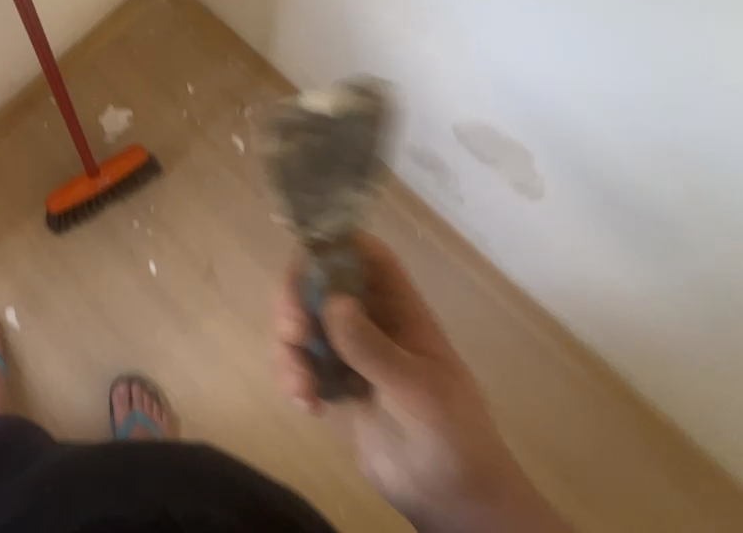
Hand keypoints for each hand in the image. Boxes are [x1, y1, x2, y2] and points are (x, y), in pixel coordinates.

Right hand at [275, 234, 566, 532]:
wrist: (454, 503)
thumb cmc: (452, 440)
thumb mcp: (417, 392)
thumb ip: (373, 348)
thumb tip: (331, 302)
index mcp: (401, 313)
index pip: (367, 256)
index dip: (336, 240)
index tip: (300, 246)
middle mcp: (372, 323)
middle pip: (318, 284)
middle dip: (294, 302)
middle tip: (292, 334)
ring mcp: (351, 352)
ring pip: (300, 323)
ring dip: (288, 350)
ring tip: (301, 388)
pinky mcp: (335, 381)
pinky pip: (297, 360)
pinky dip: (291, 376)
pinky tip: (308, 405)